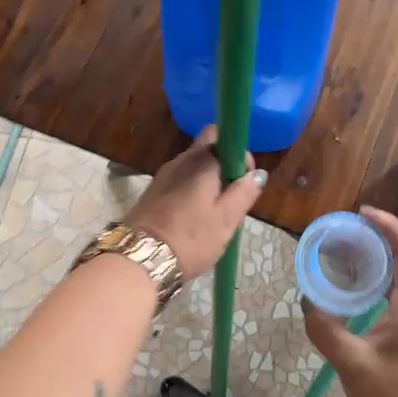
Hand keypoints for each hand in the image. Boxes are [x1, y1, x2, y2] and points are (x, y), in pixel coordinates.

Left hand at [123, 126, 265, 280]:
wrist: (139, 260)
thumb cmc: (190, 238)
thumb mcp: (226, 220)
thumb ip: (244, 193)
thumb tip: (258, 173)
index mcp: (201, 161)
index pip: (223, 136)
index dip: (239, 154)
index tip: (244, 181)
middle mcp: (180, 161)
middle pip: (206, 149)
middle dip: (223, 166)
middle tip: (230, 197)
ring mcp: (163, 175)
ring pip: (192, 167)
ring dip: (206, 182)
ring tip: (212, 214)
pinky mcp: (152, 192)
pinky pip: (179, 182)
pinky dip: (190, 192)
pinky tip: (193, 218)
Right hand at [301, 207, 397, 396]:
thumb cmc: (394, 396)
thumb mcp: (352, 364)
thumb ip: (327, 330)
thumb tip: (307, 303)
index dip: (388, 226)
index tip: (363, 213)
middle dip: (378, 240)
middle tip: (346, 233)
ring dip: (379, 262)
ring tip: (347, 256)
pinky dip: (381, 283)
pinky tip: (358, 293)